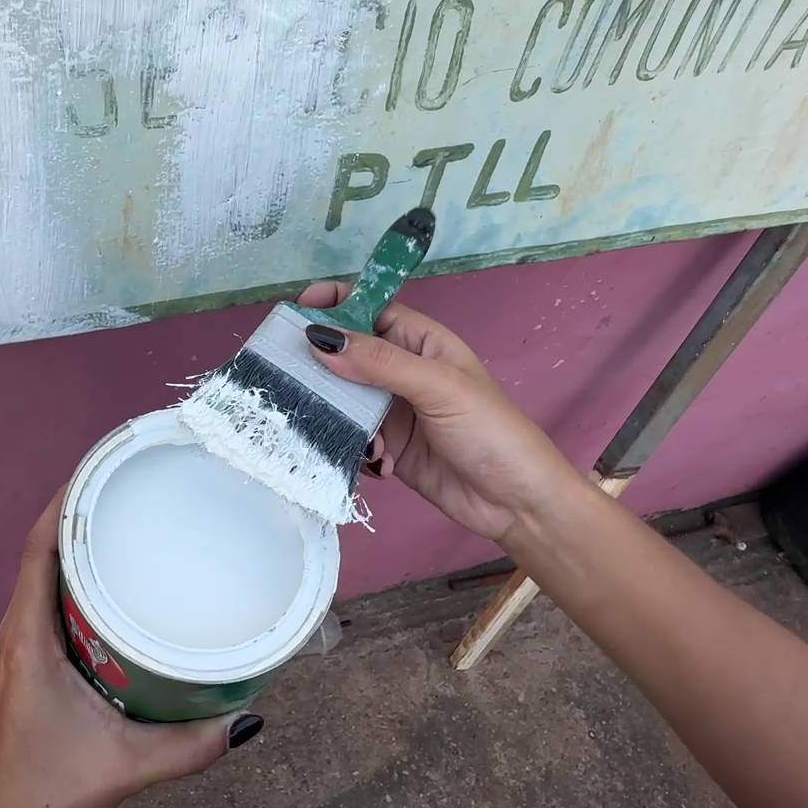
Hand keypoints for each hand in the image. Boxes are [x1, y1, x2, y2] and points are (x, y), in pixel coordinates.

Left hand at [0, 490, 246, 807]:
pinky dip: (78, 576)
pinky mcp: (31, 658)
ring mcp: (21, 642)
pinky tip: (117, 584)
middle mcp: (19, 628)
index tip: (102, 469)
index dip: (65, 500)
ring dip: (80, 543)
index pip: (39, 546)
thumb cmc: (46, 790)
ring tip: (127, 521)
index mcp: (29, 635)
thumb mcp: (125, 764)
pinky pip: (50, 596)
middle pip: (44, 548)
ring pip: (45, 571)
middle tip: (131, 490)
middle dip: (83, 512)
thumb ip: (190, 745)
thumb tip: (247, 717)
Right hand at [294, 281, 581, 539]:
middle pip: (346, 354)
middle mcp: (400, 371)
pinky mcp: (386, 446)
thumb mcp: (438, 387)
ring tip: (348, 431)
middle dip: (321, 364)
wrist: (517, 504)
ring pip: (343, 398)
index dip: (335, 303)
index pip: (369, 309)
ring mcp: (391, 409)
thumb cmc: (491, 431)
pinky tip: (378, 462)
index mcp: (419, 342)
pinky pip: (351, 435)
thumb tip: (320, 340)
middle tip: (289, 374)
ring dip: (340, 414)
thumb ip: (379, 362)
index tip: (296, 310)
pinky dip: (353, 446)